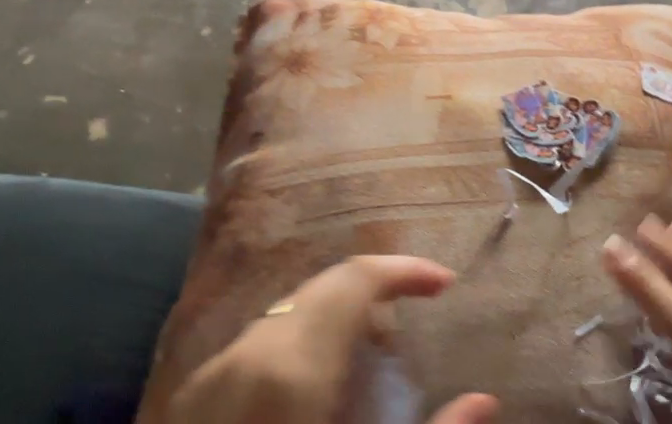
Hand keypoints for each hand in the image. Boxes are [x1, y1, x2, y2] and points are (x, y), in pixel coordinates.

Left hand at [169, 255, 498, 423]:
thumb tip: (486, 401)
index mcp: (290, 368)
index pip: (355, 279)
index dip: (405, 270)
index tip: (444, 284)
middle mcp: (245, 355)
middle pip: (321, 287)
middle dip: (373, 287)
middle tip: (417, 307)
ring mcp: (207, 377)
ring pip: (285, 313)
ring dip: (334, 313)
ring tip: (373, 343)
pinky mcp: (185, 401)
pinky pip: (255, 346)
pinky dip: (297, 343)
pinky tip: (313, 384)